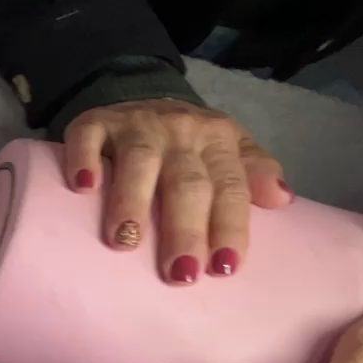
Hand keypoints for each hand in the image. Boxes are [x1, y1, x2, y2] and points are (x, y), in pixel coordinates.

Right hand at [63, 99, 291, 282]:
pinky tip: (82, 188)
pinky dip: (84, 161)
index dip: (228, 228)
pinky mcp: (92, 122)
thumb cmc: (184, 136)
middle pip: (186, 183)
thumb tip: (280, 200)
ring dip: (131, 203)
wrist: (136, 90)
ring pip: (139, 163)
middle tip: (177, 273)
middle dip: (184, 229)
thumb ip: (252, 171)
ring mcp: (134, 126)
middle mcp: (181, 133)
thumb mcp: (227, 146)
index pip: (229, 189)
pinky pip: (88, 140)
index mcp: (218, 142)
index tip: (222, 269)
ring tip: (124, 242)